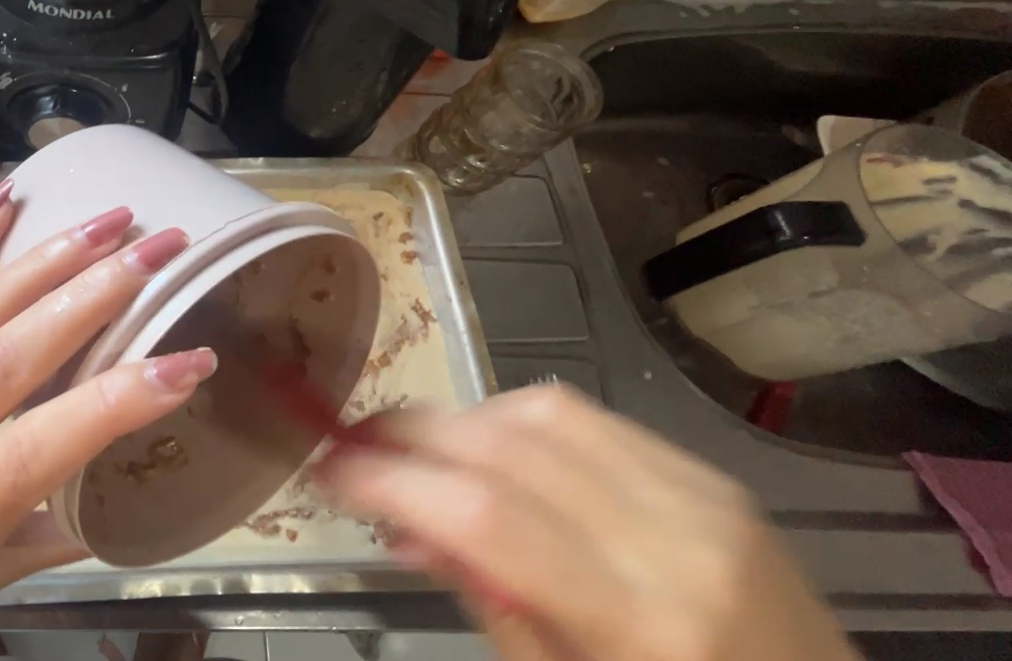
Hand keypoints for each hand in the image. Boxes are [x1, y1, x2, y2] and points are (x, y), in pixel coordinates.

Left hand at [0, 184, 215, 660]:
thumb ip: (45, 540)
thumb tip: (113, 497)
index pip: (43, 447)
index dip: (118, 402)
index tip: (188, 362)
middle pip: (11, 356)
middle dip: (95, 296)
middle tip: (163, 250)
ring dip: (49, 259)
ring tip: (111, 219)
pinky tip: (6, 202)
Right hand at [313, 385, 858, 660]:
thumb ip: (488, 602)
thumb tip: (401, 525)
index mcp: (648, 626)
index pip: (488, 516)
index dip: (392, 478)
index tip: (327, 468)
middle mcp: (679, 541)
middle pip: (508, 444)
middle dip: (410, 432)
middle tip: (353, 446)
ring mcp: (703, 496)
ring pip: (540, 411)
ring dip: (459, 420)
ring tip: (416, 449)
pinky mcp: (710, 476)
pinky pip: (586, 416)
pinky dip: (514, 420)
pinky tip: (488, 448)